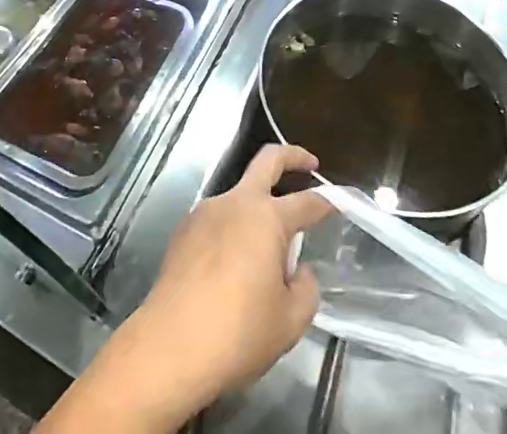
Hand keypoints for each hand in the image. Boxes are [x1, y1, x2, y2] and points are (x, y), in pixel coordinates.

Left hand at [38, 145, 332, 432]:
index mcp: (268, 218)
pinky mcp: (182, 233)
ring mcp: (204, 214)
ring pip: (239, 196)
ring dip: (257, 207)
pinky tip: (231, 266)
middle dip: (293, 156)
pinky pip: (217, 221)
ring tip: (264, 251)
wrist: (166, 351)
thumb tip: (298, 269)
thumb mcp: (290, 321)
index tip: (340, 204)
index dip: (328, 203)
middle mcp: (236, 204)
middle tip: (309, 163)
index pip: (308, 202)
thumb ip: (306, 287)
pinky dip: (232, 230)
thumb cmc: (237, 334)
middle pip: (268, 160)